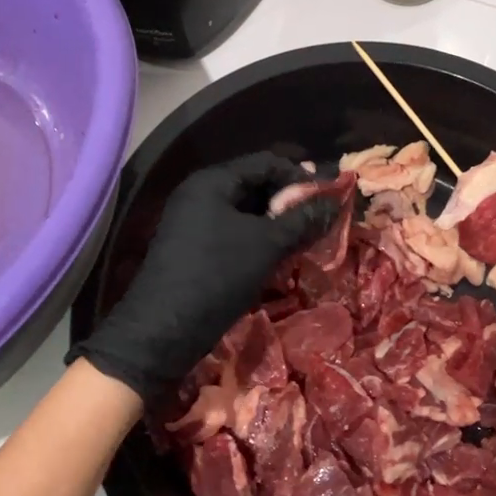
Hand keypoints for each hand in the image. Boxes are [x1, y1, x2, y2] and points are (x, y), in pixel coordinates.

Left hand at [69, 153, 339, 402]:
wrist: (161, 333)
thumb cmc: (216, 277)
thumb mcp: (266, 246)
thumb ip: (301, 220)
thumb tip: (334, 201)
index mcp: (213, 181)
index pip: (266, 162)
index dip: (299, 176)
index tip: (327, 197)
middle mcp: (200, 193)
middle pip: (254, 184)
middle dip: (288, 200)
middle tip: (318, 220)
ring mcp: (193, 221)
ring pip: (244, 210)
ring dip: (275, 222)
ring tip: (303, 239)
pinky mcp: (192, 248)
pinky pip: (233, 231)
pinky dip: (257, 239)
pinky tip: (278, 257)